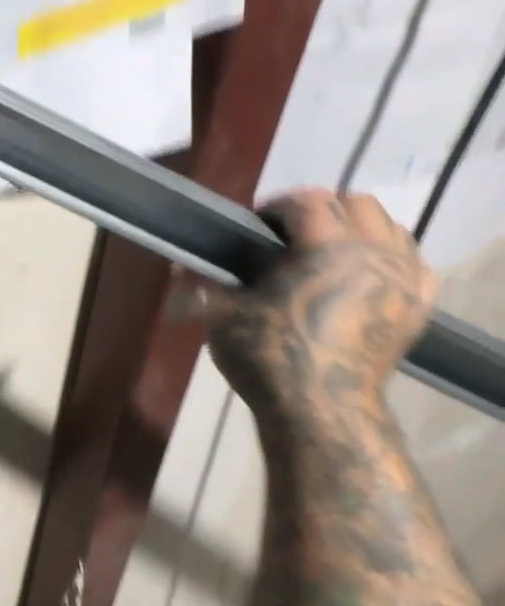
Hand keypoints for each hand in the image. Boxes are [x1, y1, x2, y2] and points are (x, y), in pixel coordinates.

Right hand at [203, 189, 437, 425]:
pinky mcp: (419, 299)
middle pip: (357, 204)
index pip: (309, 202)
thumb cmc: (265, 356)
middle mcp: (375, 250)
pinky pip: (412, 260)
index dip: (278, 205)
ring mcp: (405, 273)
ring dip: (356, 230)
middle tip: (289, 236)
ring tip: (325, 256)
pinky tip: (361, 276)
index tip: (254, 221)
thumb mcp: (223, 318)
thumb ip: (211, 285)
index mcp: (325, 248)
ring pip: (390, 227)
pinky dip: (386, 257)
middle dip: (321, 211)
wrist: (319, 403)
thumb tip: (187, 269)